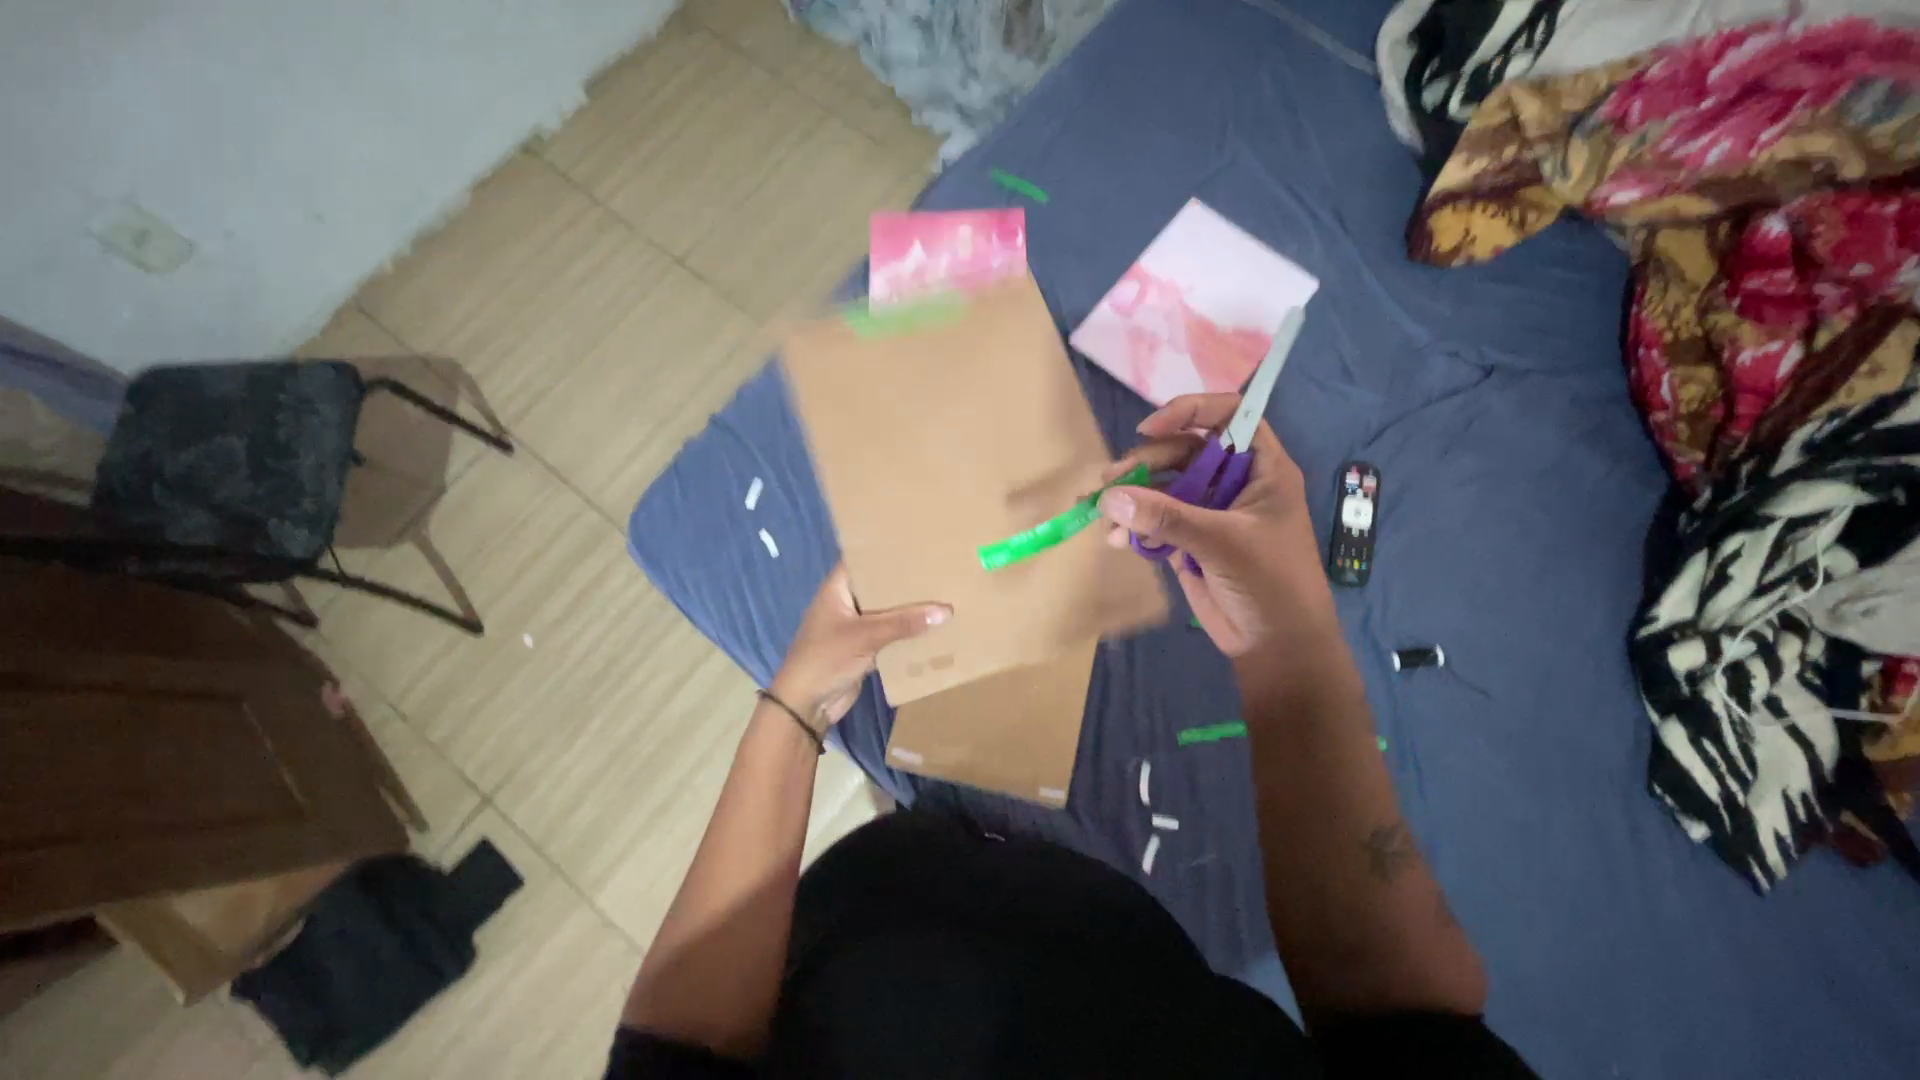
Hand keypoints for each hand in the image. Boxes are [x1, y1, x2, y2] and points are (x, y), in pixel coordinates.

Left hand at [769, 563, 950, 727]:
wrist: (805, 705)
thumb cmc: (826, 659)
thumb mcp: (865, 636)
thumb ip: (903, 623)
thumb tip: (946, 611)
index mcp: (837, 589)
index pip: (862, 560)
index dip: (886, 551)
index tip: (916, 544)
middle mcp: (846, 604)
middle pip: (879, 587)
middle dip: (905, 583)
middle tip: (939, 569)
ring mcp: (854, 628)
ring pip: (886, 614)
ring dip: (908, 611)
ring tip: (943, 595)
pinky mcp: (863, 650)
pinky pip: (889, 637)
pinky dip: (906, 635)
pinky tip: (933, 629)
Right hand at [1097, 393, 1332, 656]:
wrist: (1278, 646)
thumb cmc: (1270, 583)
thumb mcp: (1221, 543)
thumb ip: (1167, 517)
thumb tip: (1109, 498)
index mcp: (1261, 468)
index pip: (1230, 416)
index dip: (1190, 411)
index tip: (1150, 428)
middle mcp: (1234, 482)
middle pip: (1183, 451)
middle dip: (1145, 462)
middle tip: (1110, 480)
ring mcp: (1210, 512)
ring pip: (1163, 486)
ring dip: (1131, 496)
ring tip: (1100, 511)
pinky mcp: (1190, 541)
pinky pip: (1155, 521)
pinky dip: (1134, 526)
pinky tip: (1116, 540)